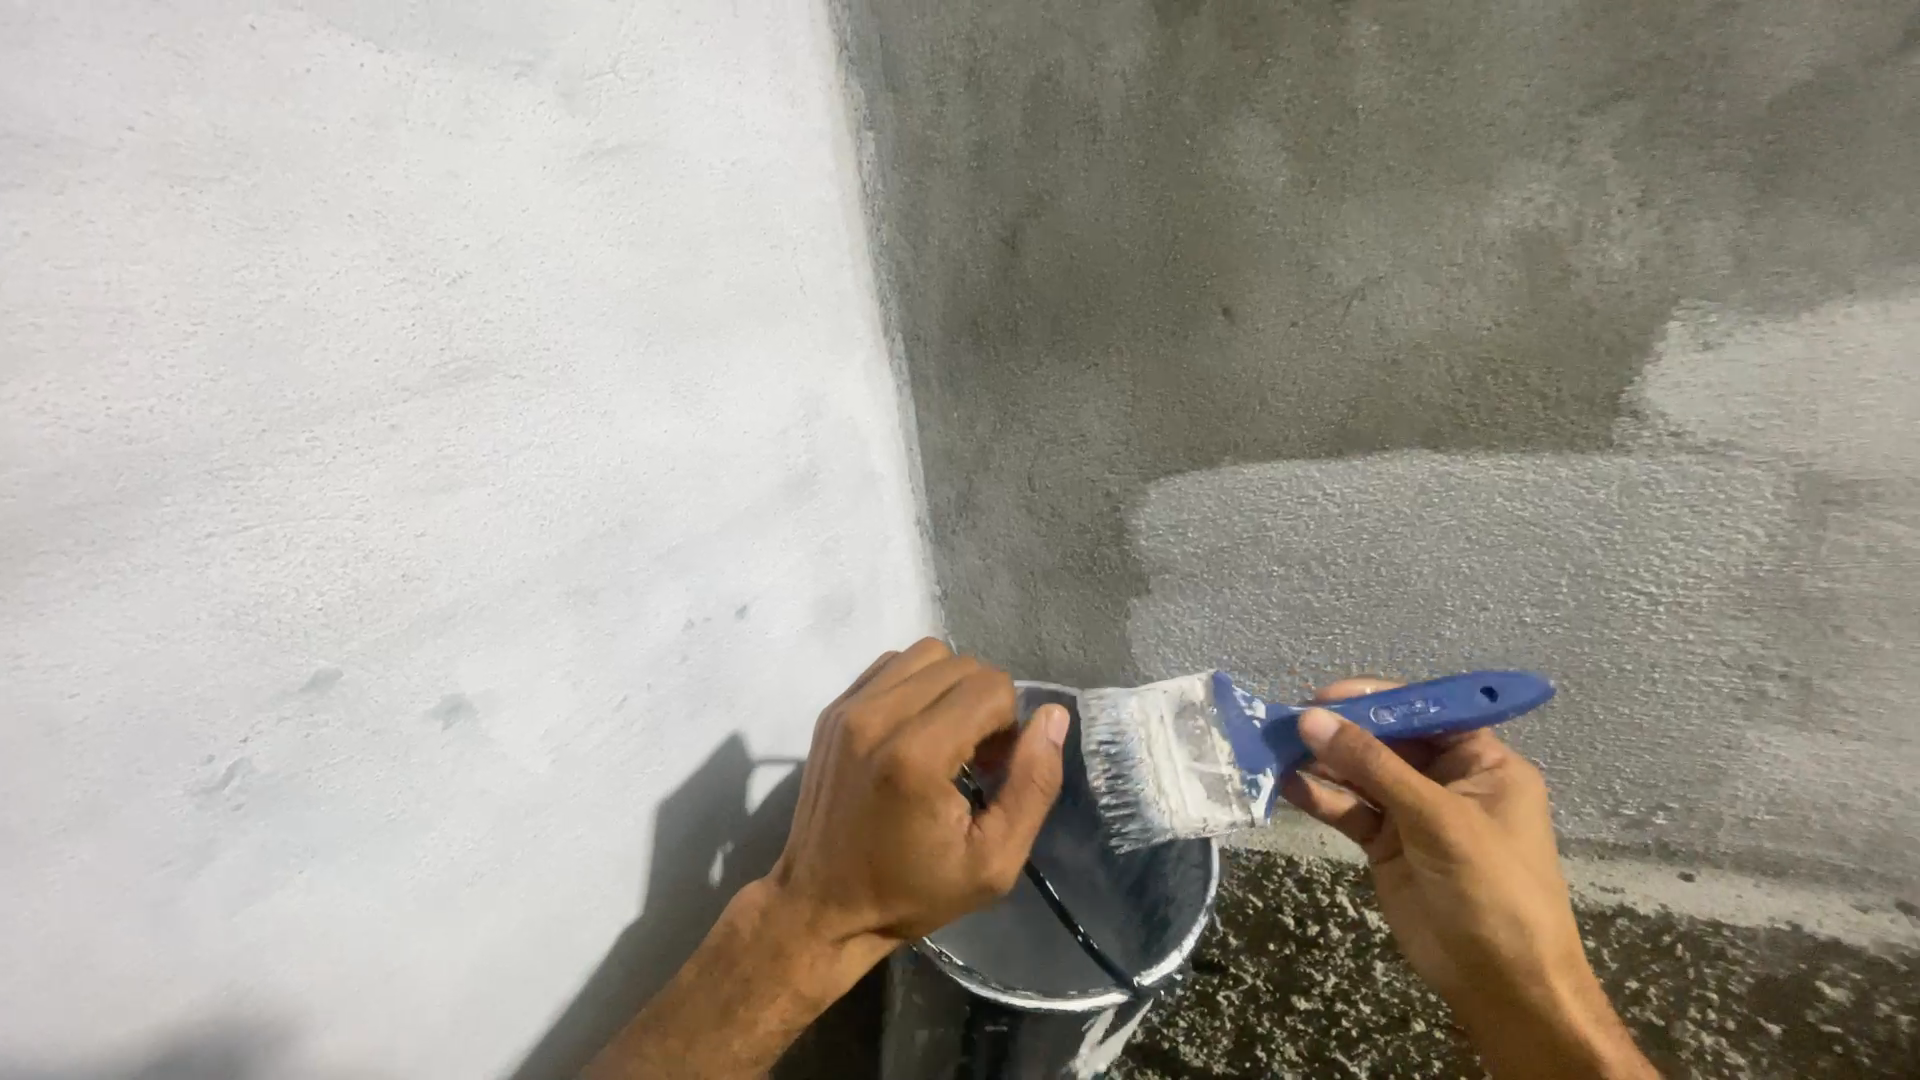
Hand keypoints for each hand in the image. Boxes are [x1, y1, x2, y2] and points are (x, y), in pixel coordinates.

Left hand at [765, 638, 1069, 948]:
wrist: (821, 904)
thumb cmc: (911, 891)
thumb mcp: (994, 862)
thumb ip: (1034, 785)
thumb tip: (1054, 715)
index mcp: (917, 756)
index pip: (992, 687)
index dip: (1008, 726)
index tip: (993, 771)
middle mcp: (878, 716)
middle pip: (963, 665)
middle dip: (985, 704)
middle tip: (975, 759)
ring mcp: (849, 707)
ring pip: (928, 654)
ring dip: (951, 687)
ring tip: (945, 738)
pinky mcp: (833, 707)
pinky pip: (892, 664)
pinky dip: (916, 684)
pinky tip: (914, 729)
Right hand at [1280, 678, 1654, 1079]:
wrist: (1504, 987)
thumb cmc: (1492, 890)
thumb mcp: (1436, 819)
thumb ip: (1372, 765)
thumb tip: (1310, 718)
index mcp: (1482, 764)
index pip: (1427, 712)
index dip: (1378, 699)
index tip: (1326, 696)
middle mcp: (1446, 780)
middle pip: (1385, 740)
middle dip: (1339, 730)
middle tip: (1287, 722)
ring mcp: (1413, 812)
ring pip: (1359, 772)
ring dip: (1321, 761)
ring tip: (1275, 749)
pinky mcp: (1386, 842)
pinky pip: (1347, 808)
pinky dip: (1318, 796)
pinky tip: (1286, 786)